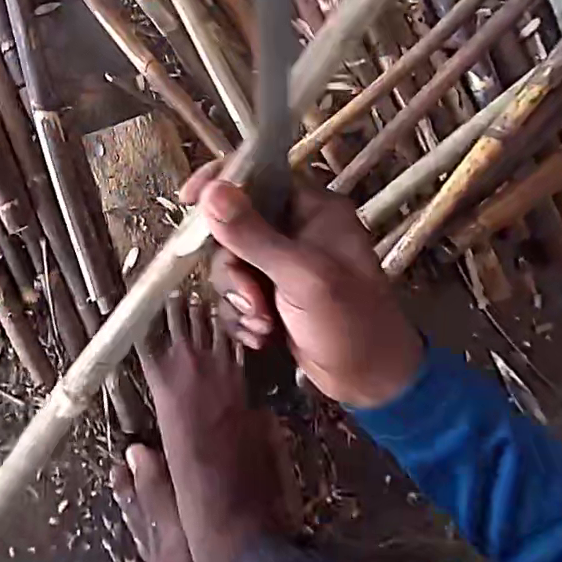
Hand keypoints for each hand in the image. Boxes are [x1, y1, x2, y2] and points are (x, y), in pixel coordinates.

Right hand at [181, 163, 423, 407]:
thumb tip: (210, 192)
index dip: (218, 181)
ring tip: (262, 323)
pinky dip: (239, 313)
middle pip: (229, 223)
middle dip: (231, 265)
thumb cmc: (352, 323)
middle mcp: (292, 227)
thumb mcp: (302, 277)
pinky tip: (261, 334)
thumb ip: (253, 235)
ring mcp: (278, 259)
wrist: (373, 386)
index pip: (255, 175)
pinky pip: (231, 288)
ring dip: (237, 295)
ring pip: (226, 259)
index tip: (189, 200)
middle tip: (248, 296)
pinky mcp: (267, 289)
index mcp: (311, 208)